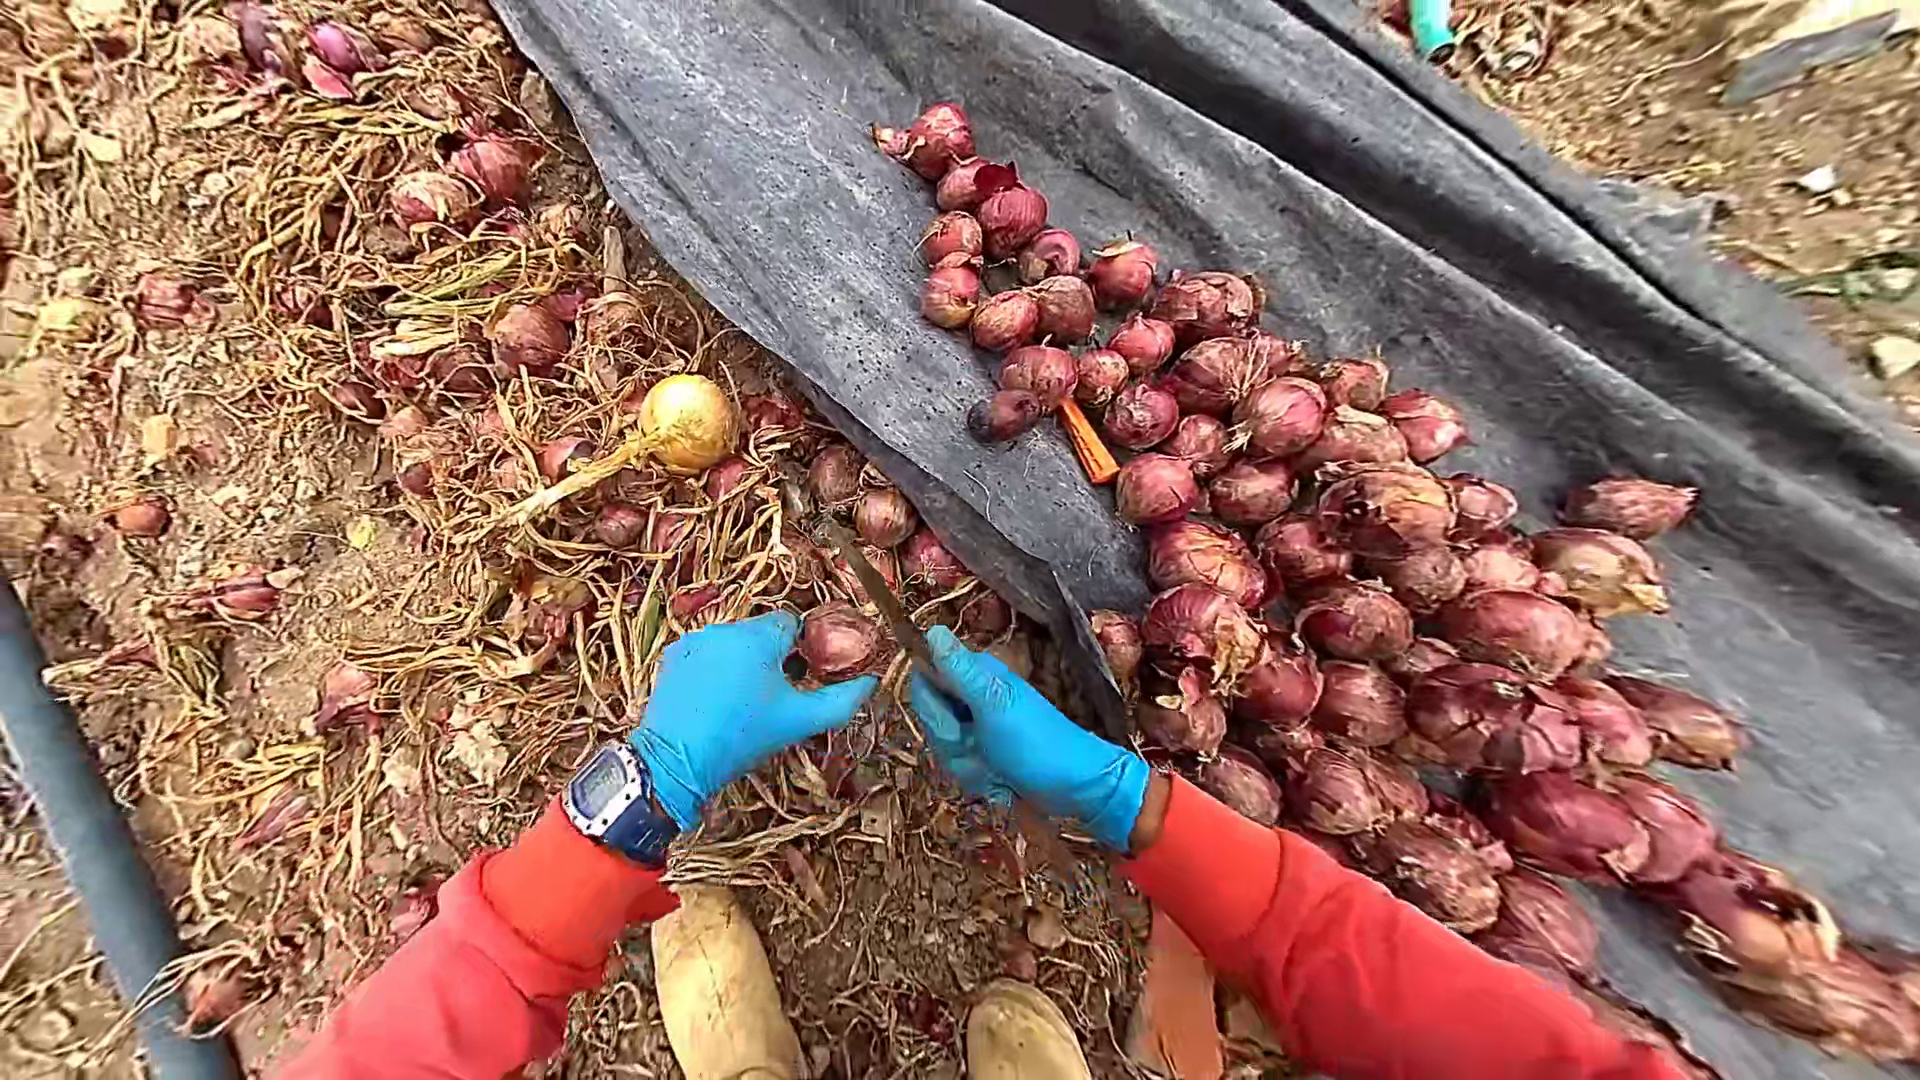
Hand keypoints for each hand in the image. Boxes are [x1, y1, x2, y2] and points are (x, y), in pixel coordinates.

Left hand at [631, 612, 878, 827]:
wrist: (673, 764)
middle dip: (774, 657)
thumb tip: (871, 682)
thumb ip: (841, 699)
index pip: (793, 623)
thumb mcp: (799, 721)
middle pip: (764, 632)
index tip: (801, 678)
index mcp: (757, 636)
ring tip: (744, 699)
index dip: (803, 649)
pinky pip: (708, 652)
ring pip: (735, 642)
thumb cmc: (742, 737)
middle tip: (775, 694)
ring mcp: (694, 641)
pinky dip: (717, 667)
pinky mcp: (673, 657)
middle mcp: (724, 628)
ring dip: (745, 661)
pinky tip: (717, 698)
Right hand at [909, 626, 1149, 851]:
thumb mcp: (995, 705)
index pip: (923, 680)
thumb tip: (932, 629)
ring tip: (995, 768)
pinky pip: (960, 766)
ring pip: (943, 747)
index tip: (954, 725)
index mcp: (976, 675)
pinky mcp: (985, 753)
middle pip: (931, 717)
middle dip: (951, 743)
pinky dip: (978, 779)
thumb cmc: (1038, 743)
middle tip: (980, 747)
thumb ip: (960, 671)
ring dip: (966, 765)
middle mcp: (973, 696)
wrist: (1077, 789)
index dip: (930, 707)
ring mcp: (979, 727)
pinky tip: (1000, 782)